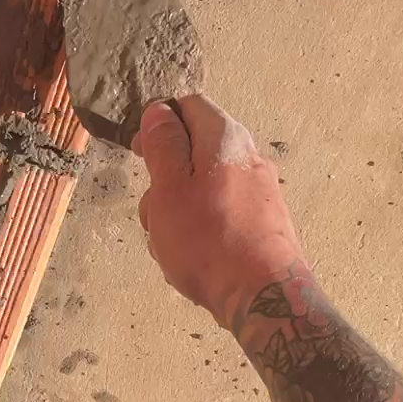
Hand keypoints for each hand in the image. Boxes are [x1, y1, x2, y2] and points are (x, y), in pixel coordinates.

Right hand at [134, 96, 304, 328]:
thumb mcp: (169, 189)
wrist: (262, 295)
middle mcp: (248, 158)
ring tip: (171, 246)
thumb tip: (159, 112)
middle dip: (165, 182)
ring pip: (204, 191)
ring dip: (178, 214)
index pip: (188, 106)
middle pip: (195, 153)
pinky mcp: (262, 224)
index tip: (139, 155)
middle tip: (154, 215)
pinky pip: (220, 217)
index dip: (158, 125)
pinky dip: (200, 233)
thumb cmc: (209, 242)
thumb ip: (163, 146)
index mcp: (225, 138)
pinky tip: (194, 259)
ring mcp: (259, 193)